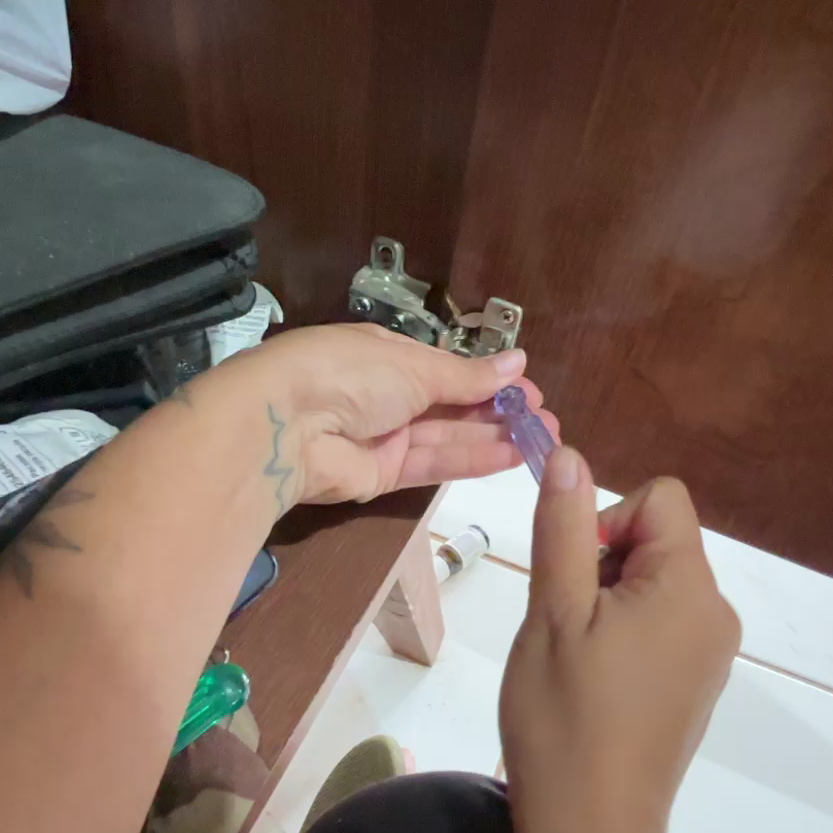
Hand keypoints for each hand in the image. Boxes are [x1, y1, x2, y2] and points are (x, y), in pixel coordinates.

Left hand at [223, 323, 558, 504]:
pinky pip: (432, 465)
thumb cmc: (350, 373)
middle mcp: (388, 395)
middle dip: (500, 412)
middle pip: (452, 405)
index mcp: (389, 356)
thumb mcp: (415, 366)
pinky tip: (511, 457)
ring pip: (448, 437)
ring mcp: (384, 437)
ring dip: (495, 438)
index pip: (448, 368)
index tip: (530, 389)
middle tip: (547, 422)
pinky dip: (471, 460)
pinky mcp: (382, 476)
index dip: (489, 379)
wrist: (285, 426)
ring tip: (543, 441)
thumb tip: (518, 362)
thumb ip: (467, 375)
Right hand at [500, 451, 739, 832]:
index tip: (574, 576)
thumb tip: (570, 454)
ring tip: (577, 654)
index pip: (660, 499)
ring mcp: (711, 651)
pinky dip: (622, 628)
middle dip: (603, 560)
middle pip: (656, 538)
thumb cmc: (564, 715)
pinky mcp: (698, 680)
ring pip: (653, 579)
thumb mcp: (552, 611)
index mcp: (689, 587)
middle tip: (566, 623)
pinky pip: (661, 620)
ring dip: (607, 596)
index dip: (607, 519)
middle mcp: (715, 611)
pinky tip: (596, 678)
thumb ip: (564, 527)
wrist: (591, 831)